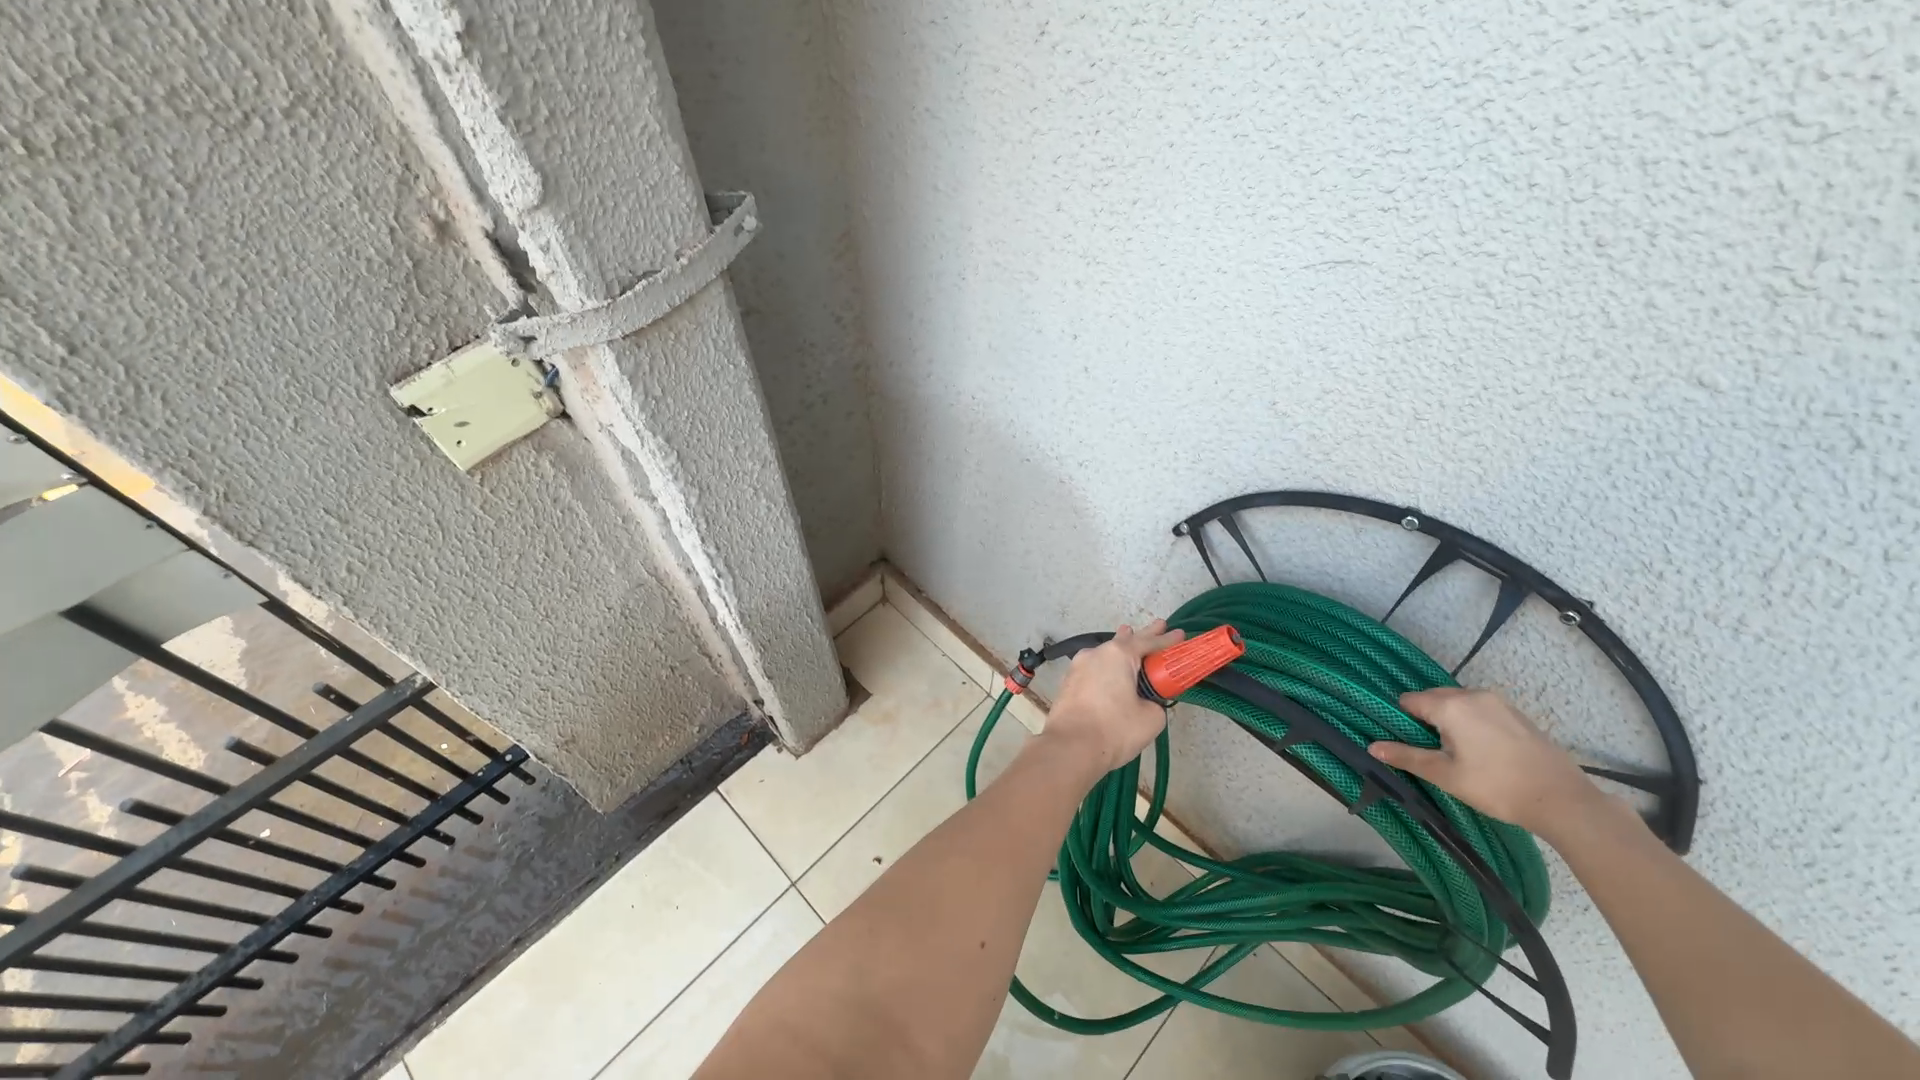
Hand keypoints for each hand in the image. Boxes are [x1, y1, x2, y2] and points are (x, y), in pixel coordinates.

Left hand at [1039, 620, 1184, 775]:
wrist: (1070, 748)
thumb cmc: (1114, 729)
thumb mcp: (1150, 718)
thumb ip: (1155, 704)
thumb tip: (1144, 704)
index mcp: (1118, 654)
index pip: (1149, 643)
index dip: (1167, 640)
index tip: (1180, 634)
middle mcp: (1095, 654)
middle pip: (1125, 641)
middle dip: (1144, 635)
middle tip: (1160, 625)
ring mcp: (1078, 668)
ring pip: (1105, 654)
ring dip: (1120, 648)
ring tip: (1129, 635)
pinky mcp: (1068, 684)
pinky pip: (1094, 669)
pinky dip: (1107, 667)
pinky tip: (1110, 669)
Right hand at [1368, 687, 1606, 839]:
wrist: (1561, 799)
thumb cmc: (1495, 787)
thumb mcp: (1445, 775)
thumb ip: (1407, 757)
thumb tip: (1372, 747)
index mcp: (1451, 706)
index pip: (1410, 700)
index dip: (1402, 719)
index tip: (1406, 742)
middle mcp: (1473, 694)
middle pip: (1434, 698)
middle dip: (1426, 719)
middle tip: (1430, 751)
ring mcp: (1498, 701)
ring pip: (1458, 703)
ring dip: (1449, 720)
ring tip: (1456, 753)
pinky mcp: (1516, 713)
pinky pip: (1480, 709)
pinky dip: (1472, 722)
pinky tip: (1482, 750)